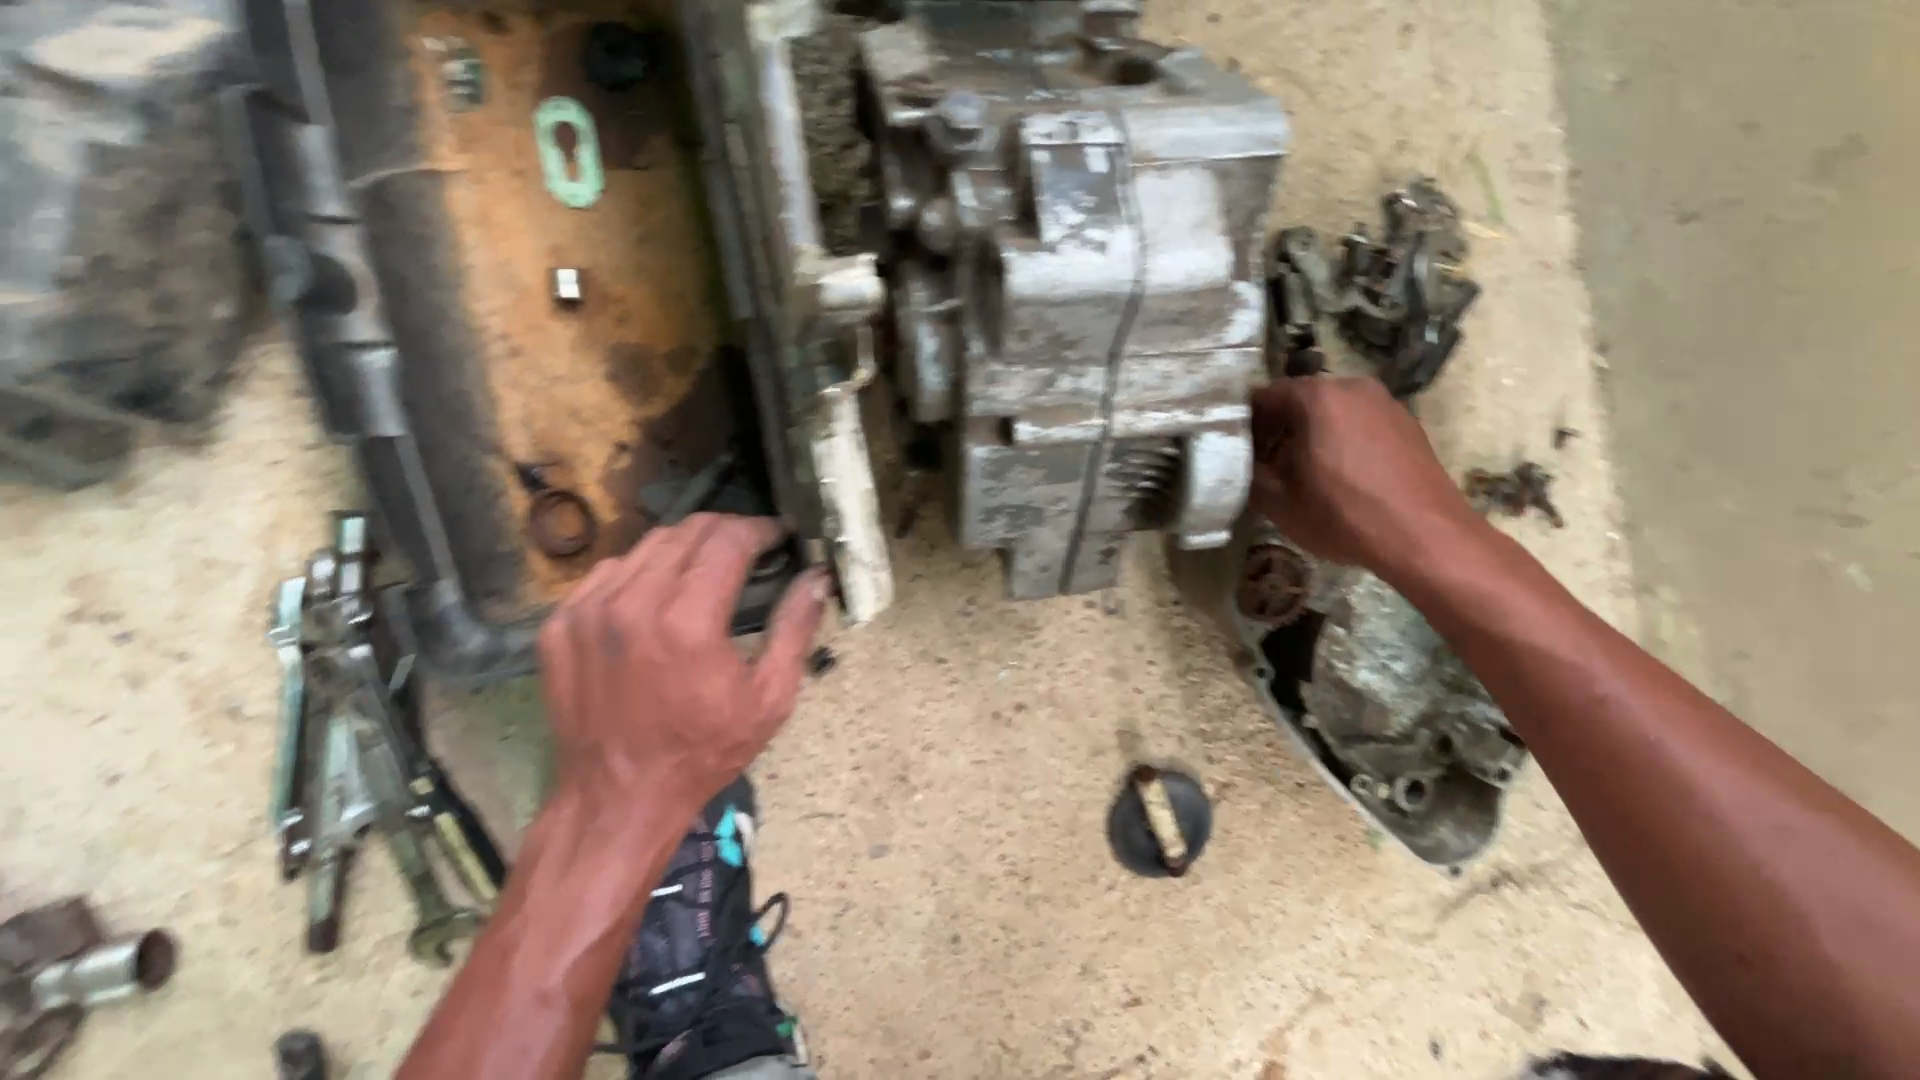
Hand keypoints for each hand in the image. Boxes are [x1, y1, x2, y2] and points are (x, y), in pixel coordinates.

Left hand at [536, 514, 829, 812]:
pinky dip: (640, 574)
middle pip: (686, 532)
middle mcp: (632, 603)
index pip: (727, 540)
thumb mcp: (769, 698)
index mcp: (688, 621)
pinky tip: (656, 600)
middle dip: (725, 532)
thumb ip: (795, 628)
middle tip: (747, 550)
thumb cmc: (703, 751)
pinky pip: (607, 574)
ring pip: (645, 546)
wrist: (617, 798)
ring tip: (703, 575)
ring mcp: (587, 612)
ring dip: (683, 551)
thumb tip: (818, 577)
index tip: (777, 534)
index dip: (759, 528)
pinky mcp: (559, 625)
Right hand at [1249, 377, 1483, 579]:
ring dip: (1311, 435)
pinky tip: (1341, 476)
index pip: (1264, 396)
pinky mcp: (1408, 424)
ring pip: (1333, 411)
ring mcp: (1386, 403)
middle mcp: (1353, 386)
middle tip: (1266, 464)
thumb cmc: (1344, 514)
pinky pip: (1360, 423)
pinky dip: (1342, 440)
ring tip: (1303, 473)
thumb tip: (1242, 465)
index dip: (1245, 424)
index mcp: (1317, 396)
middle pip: (1301, 400)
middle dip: (1279, 428)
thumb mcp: (1278, 503)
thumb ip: (1250, 475)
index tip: (1237, 452)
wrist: (1424, 536)